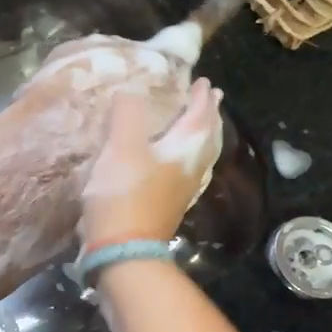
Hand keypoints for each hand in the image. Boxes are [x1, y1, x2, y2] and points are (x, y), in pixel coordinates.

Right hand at [79, 78, 223, 250]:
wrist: (122, 250)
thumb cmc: (124, 195)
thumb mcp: (121, 148)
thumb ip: (128, 115)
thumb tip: (132, 91)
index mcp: (184, 150)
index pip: (200, 117)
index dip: (200, 98)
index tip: (202, 81)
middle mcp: (191, 168)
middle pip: (207, 137)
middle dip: (208, 115)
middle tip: (211, 98)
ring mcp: (182, 189)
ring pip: (201, 155)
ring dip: (202, 135)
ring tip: (199, 124)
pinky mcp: (169, 204)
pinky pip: (188, 169)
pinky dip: (188, 154)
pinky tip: (176, 160)